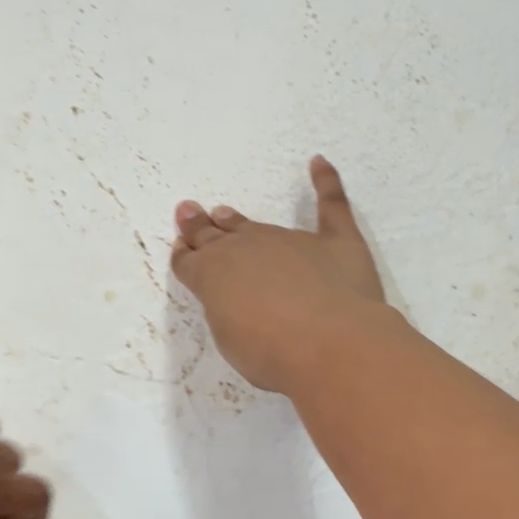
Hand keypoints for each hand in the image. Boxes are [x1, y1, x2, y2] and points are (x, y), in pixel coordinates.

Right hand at [170, 156, 391, 392]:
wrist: (330, 344)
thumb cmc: (273, 355)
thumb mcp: (231, 342)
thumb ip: (229, 314)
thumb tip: (238, 300)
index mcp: (213, 277)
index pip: (192, 262)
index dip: (185, 255)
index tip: (182, 247)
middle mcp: (247, 250)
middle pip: (218, 237)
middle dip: (201, 227)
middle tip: (190, 214)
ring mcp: (291, 241)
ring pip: (258, 226)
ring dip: (238, 220)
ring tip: (226, 212)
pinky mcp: (336, 241)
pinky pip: (332, 203)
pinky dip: (327, 181)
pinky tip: (320, 164)